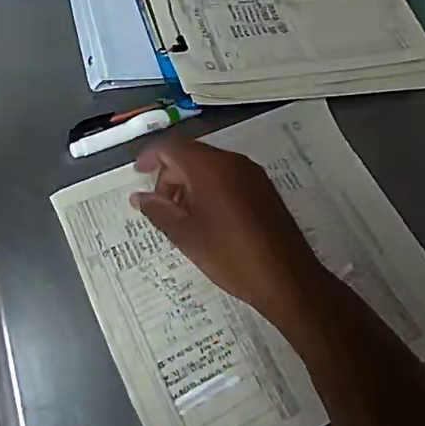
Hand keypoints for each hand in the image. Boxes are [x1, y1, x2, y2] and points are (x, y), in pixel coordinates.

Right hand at [130, 137, 334, 323]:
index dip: (150, 156)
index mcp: (209, 167)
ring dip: (189, 182)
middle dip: (169, 174)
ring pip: (209, 165)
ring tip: (183, 216)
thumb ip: (158, 210)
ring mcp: (251, 173)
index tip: (138, 173)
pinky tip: (208, 218)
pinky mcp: (263, 187)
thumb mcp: (186, 236)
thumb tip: (139, 197)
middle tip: (161, 206)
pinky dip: (209, 186)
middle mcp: (231, 161)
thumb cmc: (230, 255)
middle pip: (190, 154)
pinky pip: (228, 175)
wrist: (287, 279)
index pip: (171, 146)